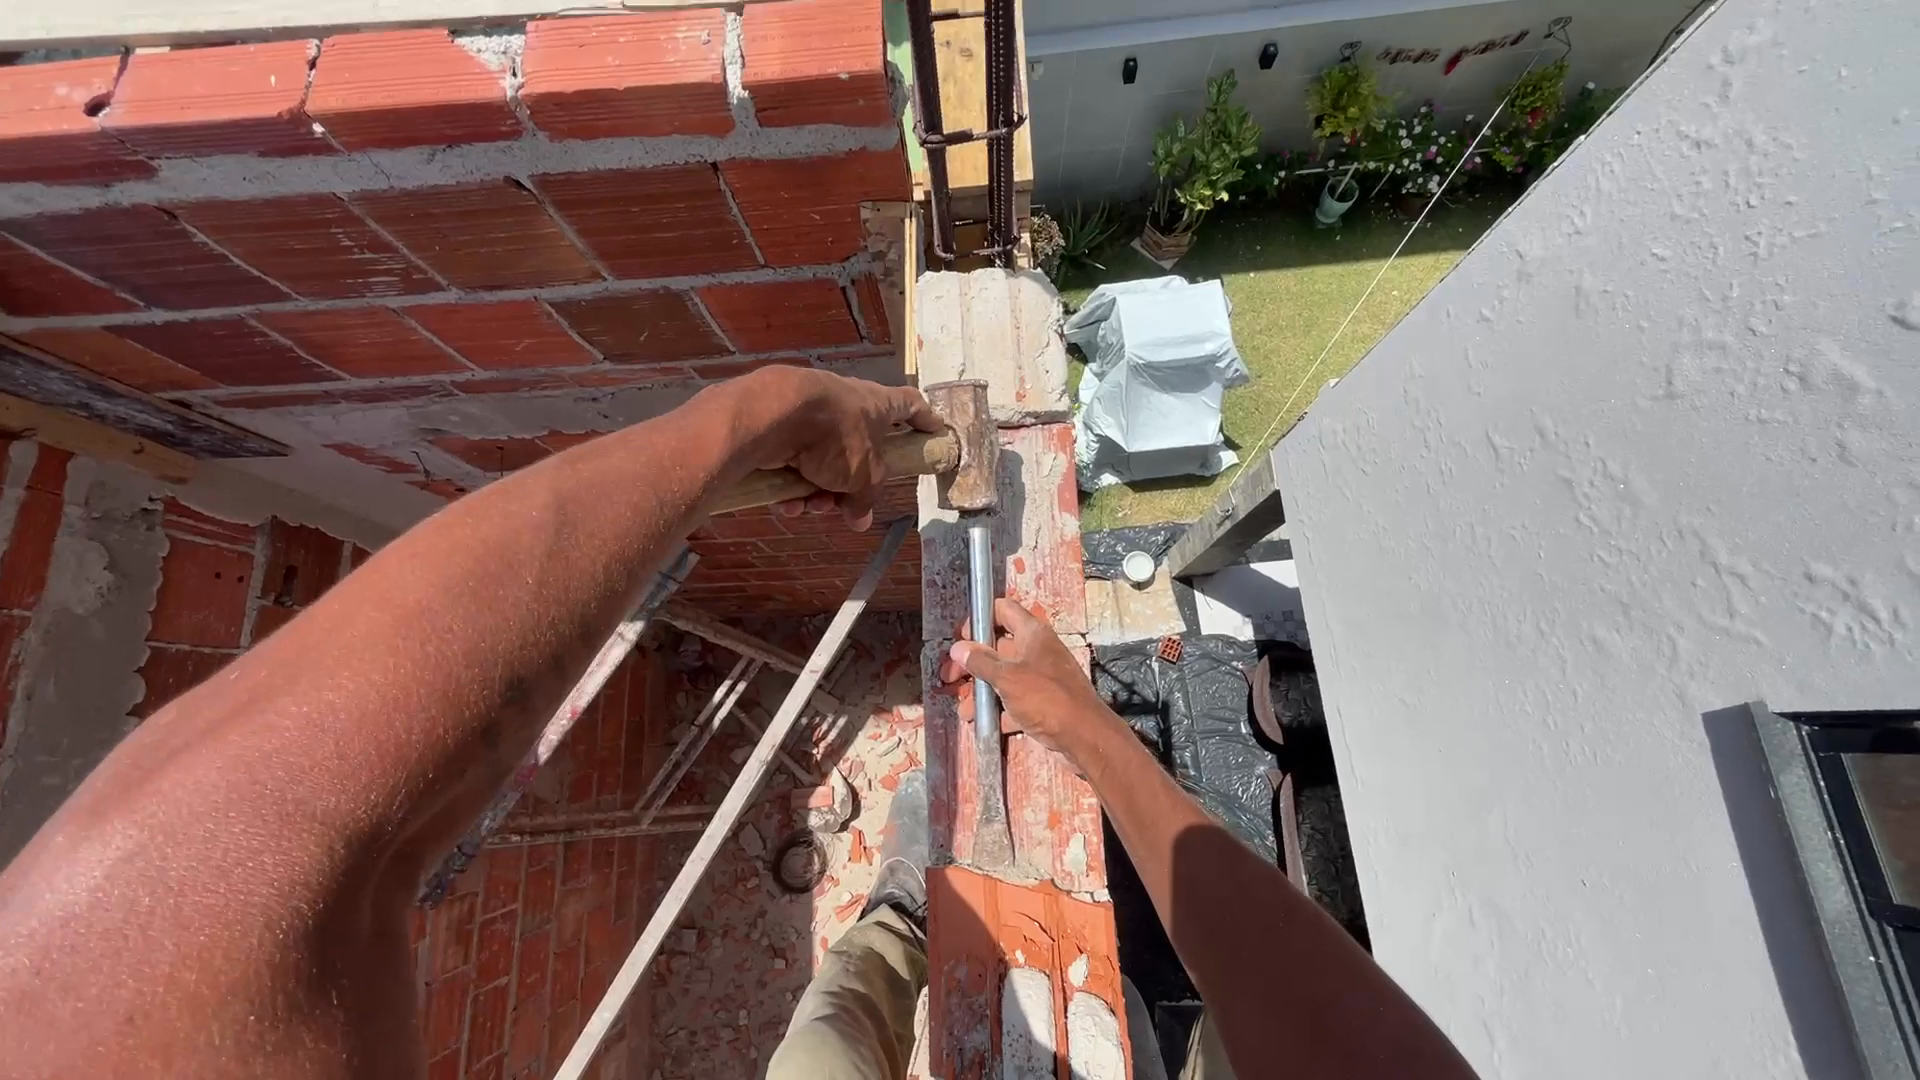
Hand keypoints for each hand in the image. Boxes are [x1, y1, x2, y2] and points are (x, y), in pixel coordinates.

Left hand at [728, 367, 940, 530]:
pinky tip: (787, 503)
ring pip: (823, 463)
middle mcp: (845, 404)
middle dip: (851, 485)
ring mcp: (810, 414)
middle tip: (846, 506)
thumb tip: (861, 521)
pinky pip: (793, 465)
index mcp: (876, 405)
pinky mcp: (779, 427)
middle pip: (858, 450)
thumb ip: (867, 499)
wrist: (775, 415)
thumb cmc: (837, 437)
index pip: (910, 405)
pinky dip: (792, 487)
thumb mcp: (865, 476)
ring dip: (819, 492)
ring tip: (811, 505)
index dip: (924, 419)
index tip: (934, 429)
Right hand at [938, 598, 1122, 767]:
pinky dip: (997, 709)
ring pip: (1004, 676)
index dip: (979, 620)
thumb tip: (958, 647)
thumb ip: (980, 661)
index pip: (1002, 610)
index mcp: (1032, 633)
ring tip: (963, 708)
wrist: (1084, 737)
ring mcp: (1041, 677)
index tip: (960, 639)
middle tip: (950, 678)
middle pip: (998, 647)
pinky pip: (1014, 700)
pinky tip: (980, 723)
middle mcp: (1037, 650)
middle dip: (972, 662)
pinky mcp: (1043, 702)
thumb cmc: (1045, 698)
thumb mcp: (1007, 677)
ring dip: (981, 690)